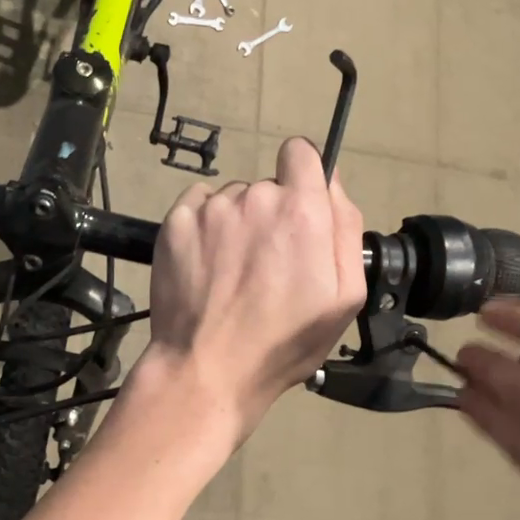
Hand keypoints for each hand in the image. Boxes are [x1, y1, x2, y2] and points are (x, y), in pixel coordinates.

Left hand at [140, 137, 365, 444]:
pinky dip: (204, 227)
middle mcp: (254, 196)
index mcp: (301, 209)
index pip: (301, 152)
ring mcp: (209, 209)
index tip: (300, 207)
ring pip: (232, 201)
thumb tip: (331, 185)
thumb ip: (345, 229)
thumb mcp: (344, 297)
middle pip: (268, 186)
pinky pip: (197, 207)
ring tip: (232, 273)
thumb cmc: (283, 341)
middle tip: (268, 265)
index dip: (303, 175)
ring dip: (236, 224)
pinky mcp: (174, 222)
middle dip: (273, 215)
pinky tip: (206, 264)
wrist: (206, 367)